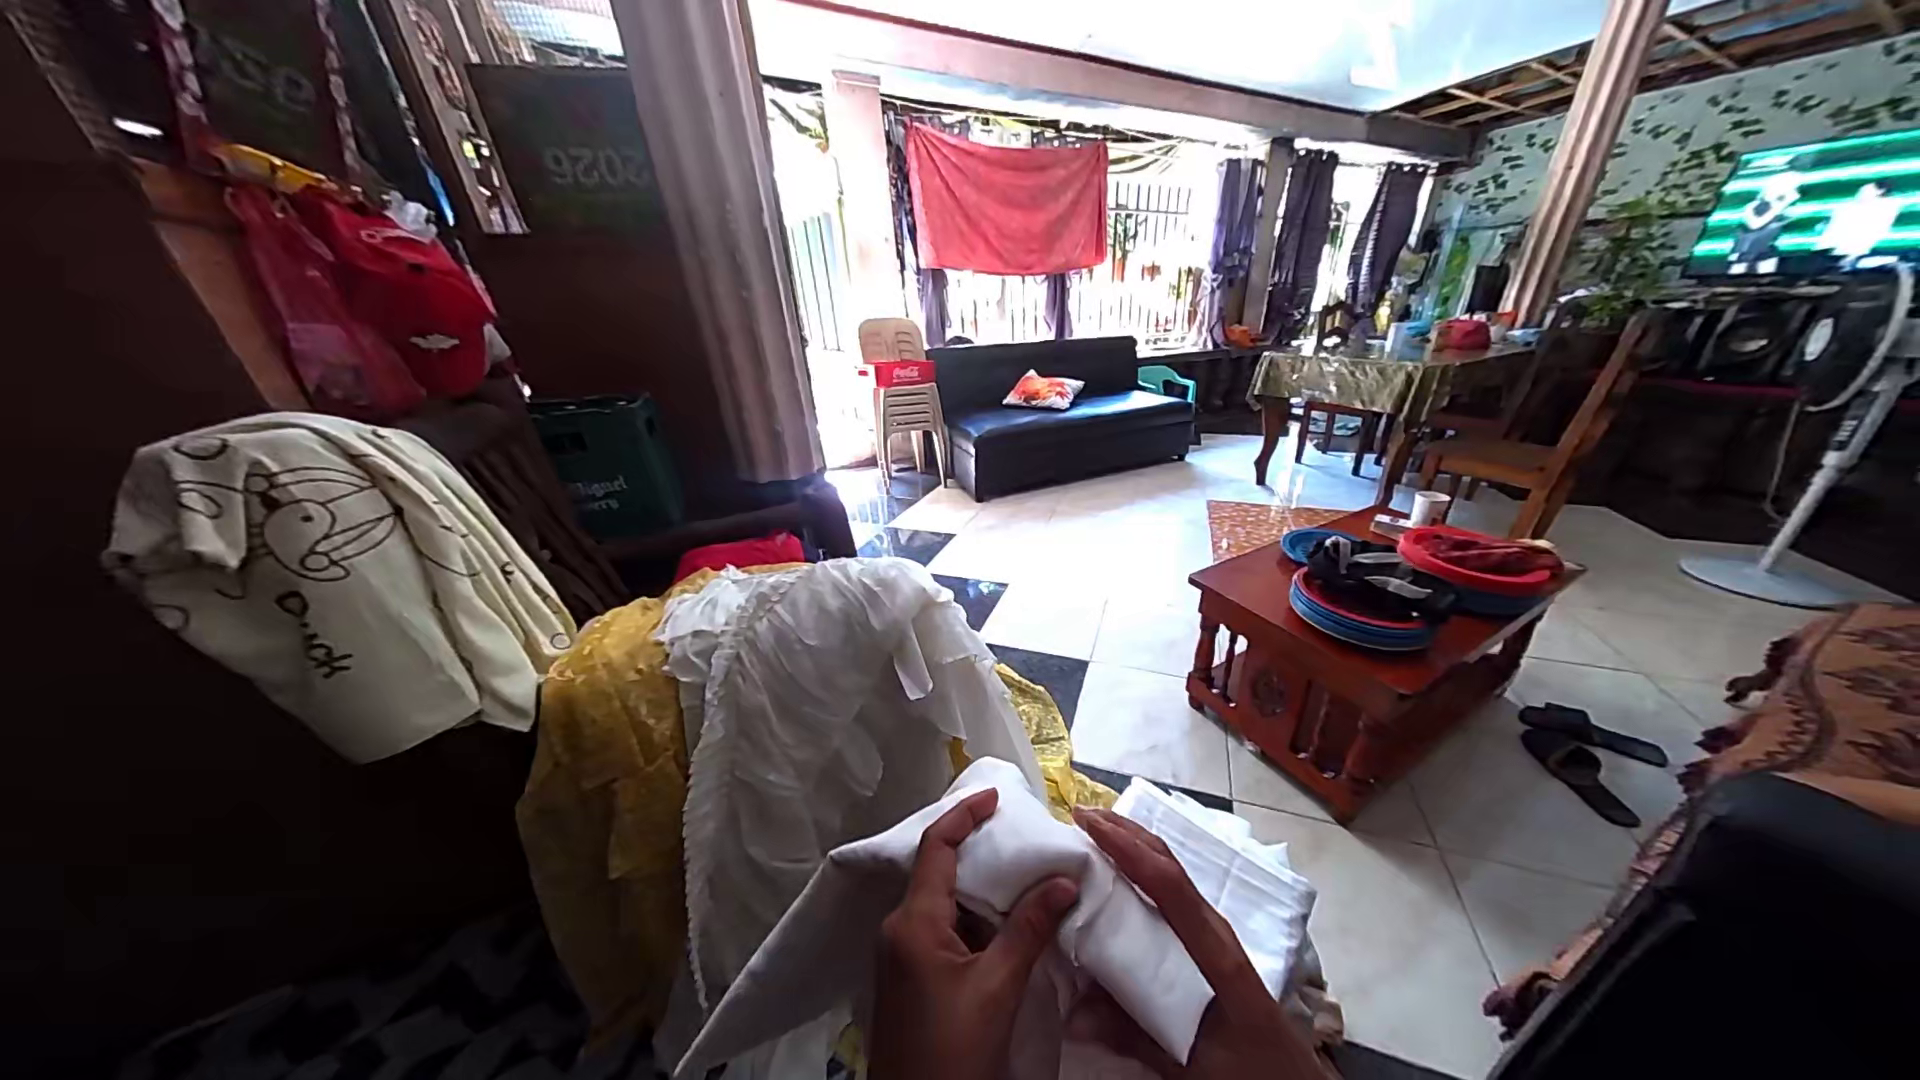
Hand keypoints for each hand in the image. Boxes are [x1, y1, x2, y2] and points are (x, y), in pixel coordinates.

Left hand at [868, 789, 1079, 1079]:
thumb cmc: (953, 1055)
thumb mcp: (997, 990)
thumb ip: (1028, 931)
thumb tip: (1064, 881)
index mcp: (913, 922)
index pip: (936, 847)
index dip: (964, 815)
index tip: (995, 797)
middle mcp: (899, 928)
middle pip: (936, 870)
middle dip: (975, 849)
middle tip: (1016, 835)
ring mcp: (901, 954)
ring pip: (940, 901)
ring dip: (976, 886)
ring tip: (1018, 873)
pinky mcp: (909, 976)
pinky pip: (940, 927)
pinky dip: (971, 916)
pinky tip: (1001, 921)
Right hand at [1069, 807, 1330, 1079]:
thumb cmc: (1251, 1073)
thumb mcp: (1191, 1064)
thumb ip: (1132, 1035)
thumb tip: (1072, 1013)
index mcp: (1214, 952)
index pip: (1167, 883)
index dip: (1125, 847)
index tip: (1087, 823)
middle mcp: (1214, 928)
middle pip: (1168, 861)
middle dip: (1124, 830)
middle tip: (1080, 814)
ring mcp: (1214, 929)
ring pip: (1171, 868)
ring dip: (1132, 840)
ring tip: (1094, 827)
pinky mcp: (1209, 937)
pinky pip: (1172, 886)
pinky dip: (1142, 862)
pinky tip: (1121, 866)